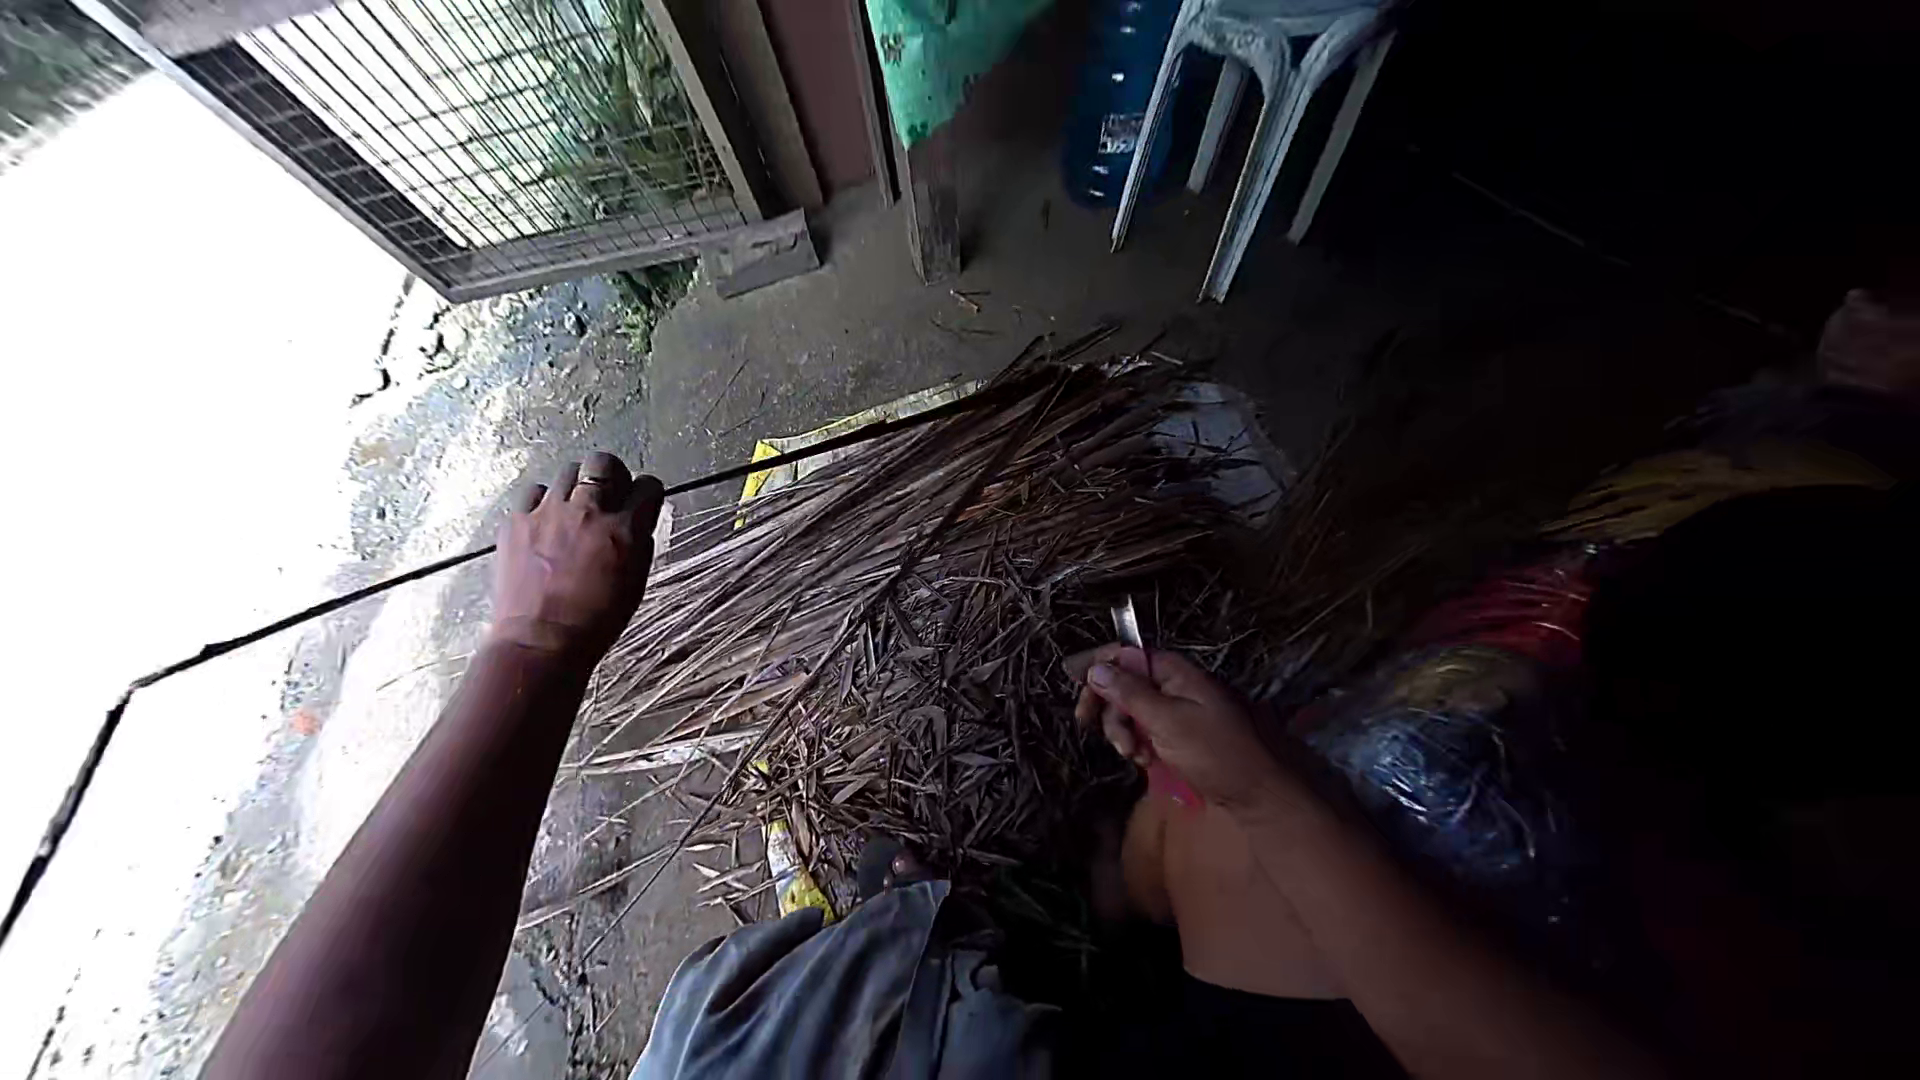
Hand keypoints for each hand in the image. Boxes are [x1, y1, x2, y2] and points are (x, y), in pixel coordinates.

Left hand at [488, 451, 663, 664]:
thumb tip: (636, 521)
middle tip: (608, 493)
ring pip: (567, 470)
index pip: (648, 486)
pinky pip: (533, 492)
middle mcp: (590, 511)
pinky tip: (547, 520)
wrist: (543, 639)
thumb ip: (639, 541)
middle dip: (611, 473)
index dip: (647, 493)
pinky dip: (543, 500)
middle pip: (604, 462)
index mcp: (627, 529)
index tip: (642, 502)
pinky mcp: (517, 521)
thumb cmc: (598, 618)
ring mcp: (549, 513)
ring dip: (577, 484)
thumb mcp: (637, 578)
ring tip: (575, 506)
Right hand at [1068, 645, 1290, 811]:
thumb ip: (1129, 693)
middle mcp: (1172, 684)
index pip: (1126, 654)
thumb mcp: (1166, 721)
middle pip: (1122, 683)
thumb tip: (1096, 668)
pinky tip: (1144, 759)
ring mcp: (1175, 709)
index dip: (1099, 667)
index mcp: (1173, 671)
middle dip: (1109, 708)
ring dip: (1122, 731)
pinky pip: (1143, 729)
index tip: (1077, 686)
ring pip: (1129, 709)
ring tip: (1134, 754)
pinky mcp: (1176, 733)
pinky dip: (1137, 743)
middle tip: (1093, 728)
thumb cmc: (1214, 752)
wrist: (1256, 794)